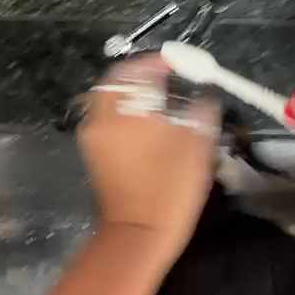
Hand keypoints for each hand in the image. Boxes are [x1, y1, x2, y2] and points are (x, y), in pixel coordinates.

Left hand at [77, 56, 216, 256]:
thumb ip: (200, 107)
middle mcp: (99, 118)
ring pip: (108, 99)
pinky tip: (148, 120)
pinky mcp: (92, 152)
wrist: (138, 233)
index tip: (181, 62)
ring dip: (132, 92)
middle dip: (142, 74)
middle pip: (116, 81)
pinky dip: (124, 110)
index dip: (159, 61)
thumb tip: (202, 88)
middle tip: (170, 76)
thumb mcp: (197, 144)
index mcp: (122, 111)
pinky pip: (106, 118)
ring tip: (162, 97)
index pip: (134, 69)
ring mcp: (91, 136)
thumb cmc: (170, 188)